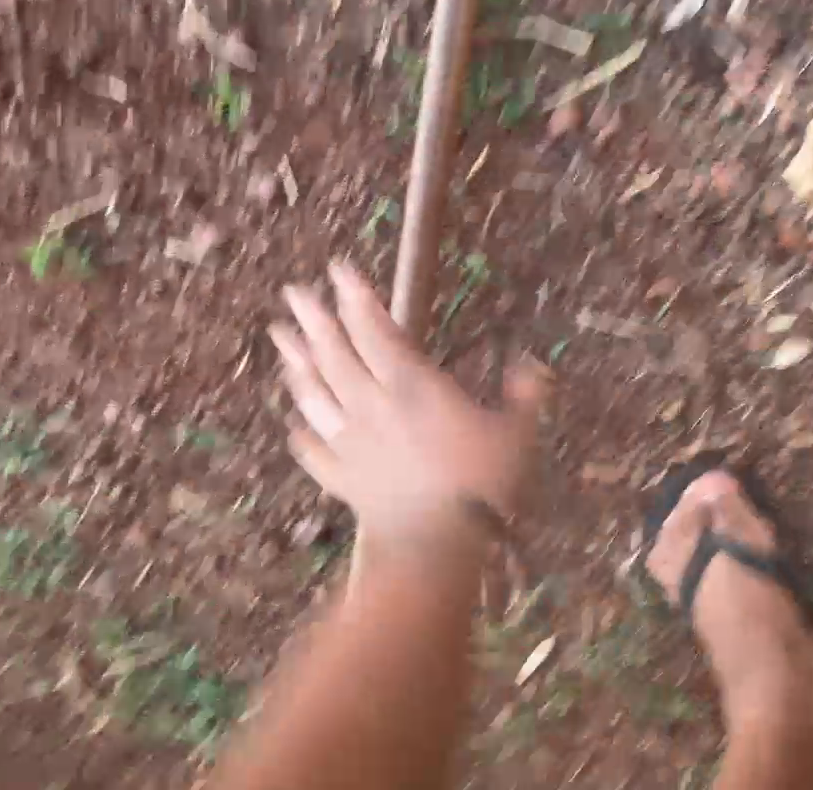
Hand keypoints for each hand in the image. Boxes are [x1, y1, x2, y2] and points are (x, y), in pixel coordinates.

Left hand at [268, 263, 547, 553]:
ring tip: (280, 336)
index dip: (359, 300)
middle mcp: (373, 405)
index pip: (379, 332)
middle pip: (337, 355)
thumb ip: (524, 396)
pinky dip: (303, 427)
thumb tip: (532, 368)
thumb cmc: (483, 480)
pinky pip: (312, 445)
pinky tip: (298, 421)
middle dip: (317, 320)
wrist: (434, 541)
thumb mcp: (518, 431)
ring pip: (316, 392)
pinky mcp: (340, 474)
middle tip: (296, 292)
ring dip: (297, 362)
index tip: (341, 271)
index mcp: (415, 386)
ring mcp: (349, 440)